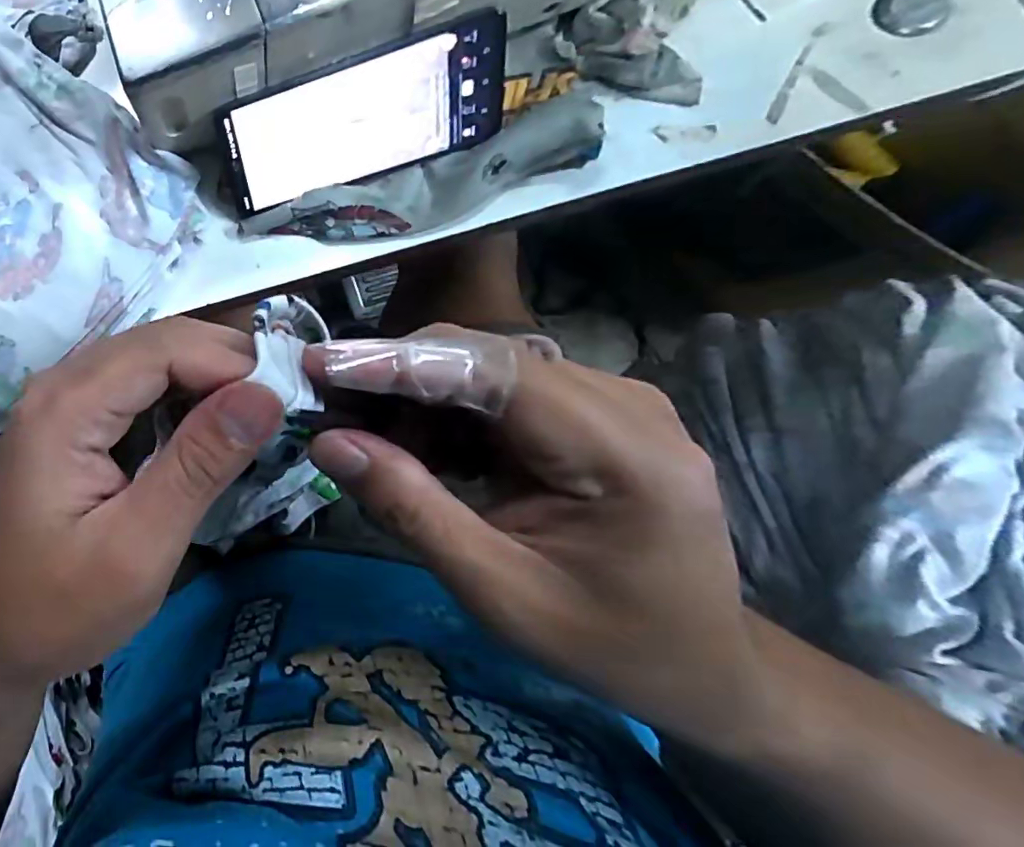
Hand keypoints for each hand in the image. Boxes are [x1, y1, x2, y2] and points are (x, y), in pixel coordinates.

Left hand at [0, 317, 283, 688]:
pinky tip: (211, 423)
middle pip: (156, 341)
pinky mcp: (70, 416)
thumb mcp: (140, 548)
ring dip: (207, 374)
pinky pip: (136, 382)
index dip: (230, 361)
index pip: (163, 347)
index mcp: (65, 408)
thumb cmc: (61, 609)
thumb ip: (200, 465)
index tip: (287, 397)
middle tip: (283, 402)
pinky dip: (182, 393)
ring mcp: (60, 397)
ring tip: (259, 411)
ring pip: (150, 355)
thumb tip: (265, 395)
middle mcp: (58, 384)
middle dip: (225, 362)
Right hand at [304, 324, 773, 746]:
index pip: (493, 372)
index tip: (321, 365)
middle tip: (328, 413)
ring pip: (484, 368)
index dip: (399, 362)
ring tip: (370, 446)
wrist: (703, 664)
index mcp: (625, 452)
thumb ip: (412, 511)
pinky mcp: (591, 409)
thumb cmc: (607, 643)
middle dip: (396, 380)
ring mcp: (612, 399)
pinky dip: (446, 415)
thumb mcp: (500, 593)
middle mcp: (625, 403)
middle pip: (485, 358)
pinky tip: (418, 452)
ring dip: (416, 400)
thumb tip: (329, 443)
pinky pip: (500, 390)